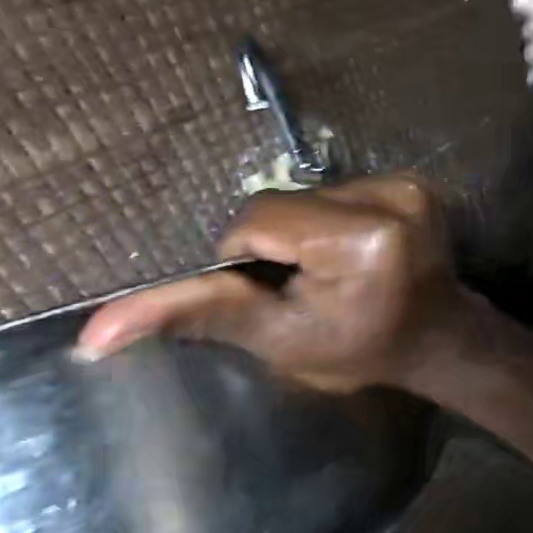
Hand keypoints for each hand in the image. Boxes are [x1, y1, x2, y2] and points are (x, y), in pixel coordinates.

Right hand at [74, 175, 466, 392]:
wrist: (437, 340)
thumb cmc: (361, 351)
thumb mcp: (279, 341)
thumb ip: (199, 315)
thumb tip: (95, 330)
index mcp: (358, 241)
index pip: (259, 219)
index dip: (251, 255)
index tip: (275, 289)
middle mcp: (389, 197)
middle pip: (285, 202)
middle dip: (277, 242)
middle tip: (304, 282)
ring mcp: (407, 184)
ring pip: (310, 193)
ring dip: (304, 228)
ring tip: (331, 267)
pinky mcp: (413, 180)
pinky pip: (340, 188)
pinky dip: (330, 217)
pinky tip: (351, 249)